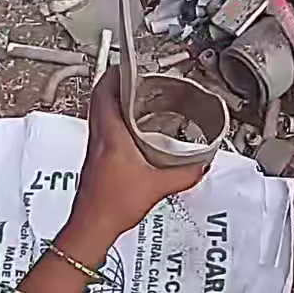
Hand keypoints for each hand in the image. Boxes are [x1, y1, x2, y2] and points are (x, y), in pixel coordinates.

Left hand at [63, 74, 208, 257]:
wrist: (92, 227)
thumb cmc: (113, 205)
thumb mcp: (158, 186)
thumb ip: (184, 174)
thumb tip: (201, 166)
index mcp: (110, 135)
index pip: (103, 93)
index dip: (113, 75)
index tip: (125, 65)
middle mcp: (99, 138)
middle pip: (99, 100)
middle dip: (115, 85)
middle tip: (133, 80)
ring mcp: (95, 149)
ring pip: (99, 114)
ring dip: (114, 103)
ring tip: (135, 101)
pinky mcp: (96, 161)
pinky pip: (103, 131)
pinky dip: (116, 122)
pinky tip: (133, 132)